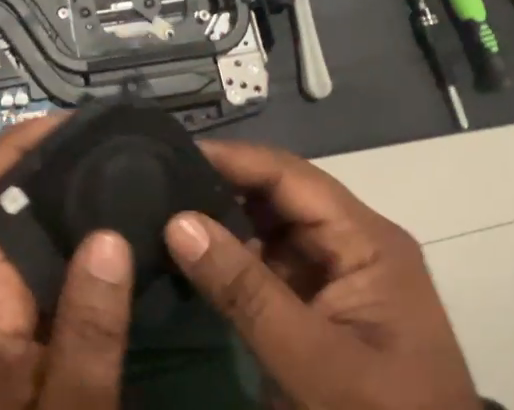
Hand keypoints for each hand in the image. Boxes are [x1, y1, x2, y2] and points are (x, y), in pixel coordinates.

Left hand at [0, 116, 138, 409]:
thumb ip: (88, 331)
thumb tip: (106, 234)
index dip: (12, 149)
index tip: (65, 124)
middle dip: (39, 167)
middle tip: (105, 149)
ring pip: (8, 239)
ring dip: (49, 201)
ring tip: (111, 180)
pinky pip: (23, 272)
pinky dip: (56, 244)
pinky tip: (101, 247)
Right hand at [164, 141, 478, 409]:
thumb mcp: (314, 360)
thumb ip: (245, 291)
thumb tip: (177, 220)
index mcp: (365, 240)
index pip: (289, 174)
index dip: (230, 158)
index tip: (167, 152)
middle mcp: (350, 245)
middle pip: (275, 197)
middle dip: (217, 187)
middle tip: (149, 182)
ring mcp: (334, 278)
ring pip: (266, 230)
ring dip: (217, 223)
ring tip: (153, 211)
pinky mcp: (317, 309)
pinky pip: (266, 268)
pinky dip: (227, 262)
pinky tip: (183, 258)